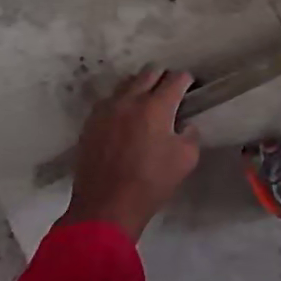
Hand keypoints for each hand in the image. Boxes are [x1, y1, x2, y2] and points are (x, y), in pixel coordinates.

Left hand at [58, 69, 201, 240]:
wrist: (105, 208)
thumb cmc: (152, 181)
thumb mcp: (187, 157)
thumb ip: (190, 134)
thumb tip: (183, 126)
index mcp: (157, 106)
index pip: (177, 78)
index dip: (188, 80)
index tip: (191, 88)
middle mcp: (130, 101)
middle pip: (149, 72)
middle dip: (164, 77)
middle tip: (171, 90)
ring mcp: (106, 112)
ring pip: (126, 83)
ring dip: (140, 86)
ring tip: (147, 100)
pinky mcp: (90, 125)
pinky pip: (108, 101)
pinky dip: (120, 101)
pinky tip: (125, 116)